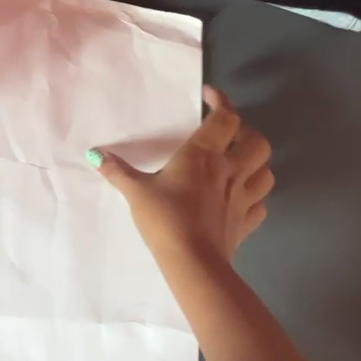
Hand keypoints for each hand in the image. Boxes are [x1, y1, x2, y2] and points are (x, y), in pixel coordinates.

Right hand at [93, 86, 275, 266]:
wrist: (194, 265)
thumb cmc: (165, 219)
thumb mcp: (136, 192)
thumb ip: (117, 171)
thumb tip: (95, 154)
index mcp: (203, 155)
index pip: (225, 118)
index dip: (221, 101)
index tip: (208, 95)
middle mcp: (229, 171)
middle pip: (257, 142)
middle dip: (246, 131)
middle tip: (226, 131)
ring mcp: (242, 198)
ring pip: (266, 172)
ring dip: (256, 163)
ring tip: (237, 161)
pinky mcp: (246, 224)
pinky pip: (261, 204)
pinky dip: (255, 196)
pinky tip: (239, 197)